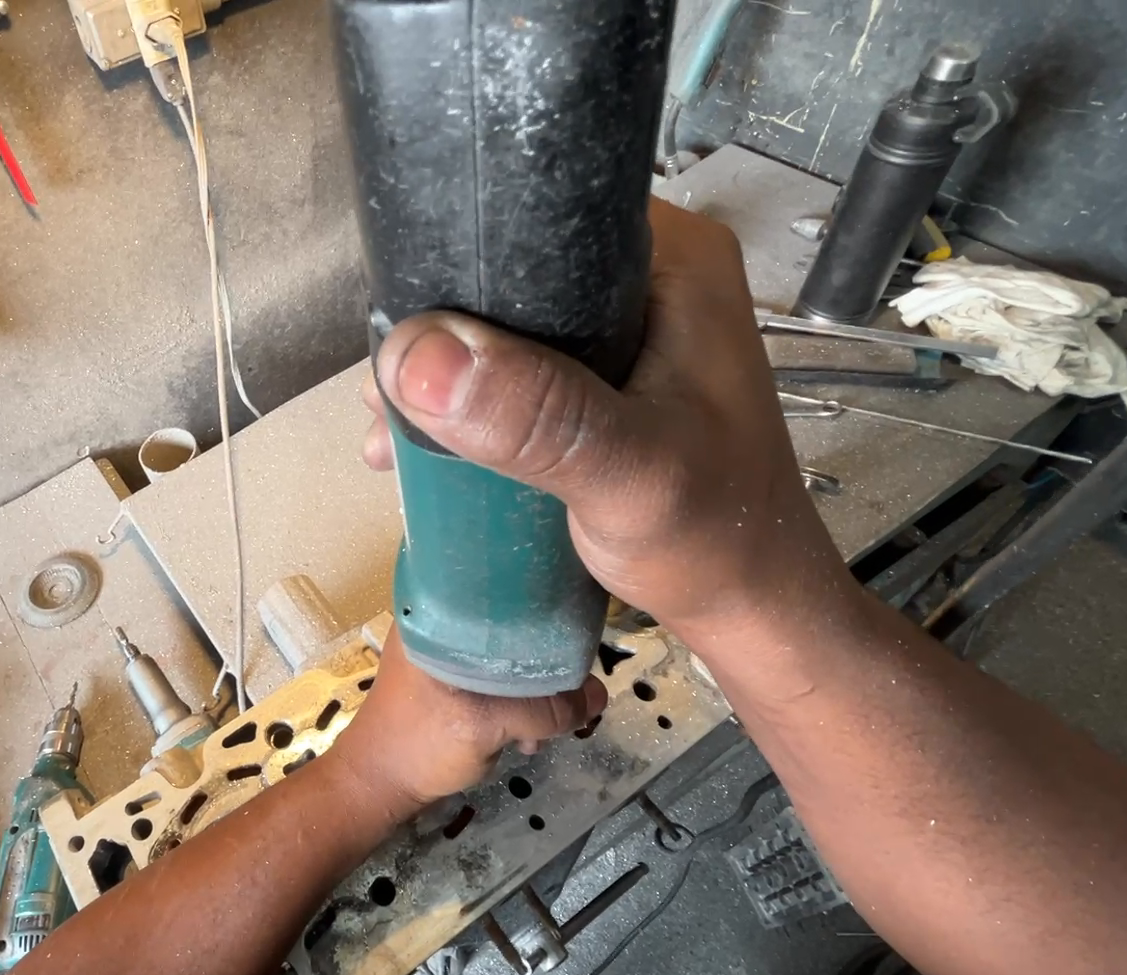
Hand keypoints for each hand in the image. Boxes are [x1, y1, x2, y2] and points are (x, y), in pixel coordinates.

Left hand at [322, 629, 606, 818]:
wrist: (378, 785)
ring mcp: (445, 653)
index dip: (538, 602)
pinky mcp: (452, 680)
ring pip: (508, 658)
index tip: (574, 622)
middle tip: (563, 694)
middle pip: (510, 627)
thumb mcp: (484, 725)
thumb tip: (599, 696)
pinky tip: (524, 734)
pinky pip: (498, 680)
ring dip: (531, 692)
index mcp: (434, 613)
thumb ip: (543, 710)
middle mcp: (439, 623)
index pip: (498, 589)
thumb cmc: (419, 744)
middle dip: (542, 664)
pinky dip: (516, 703)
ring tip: (541, 728)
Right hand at [362, 199, 856, 642]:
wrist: (743, 603)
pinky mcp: (595, 386)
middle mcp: (639, 283)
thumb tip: (415, 356)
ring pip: (499, 334)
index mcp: (668, 261)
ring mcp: (616, 338)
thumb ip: (537, 418)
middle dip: (433, 339)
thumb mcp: (627, 473)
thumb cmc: (713, 538)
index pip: (539, 219)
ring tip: (389, 432)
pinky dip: (465, 410)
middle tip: (383, 397)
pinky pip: (510, 378)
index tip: (396, 332)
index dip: (455, 263)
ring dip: (439, 382)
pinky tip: (424, 449)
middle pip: (505, 280)